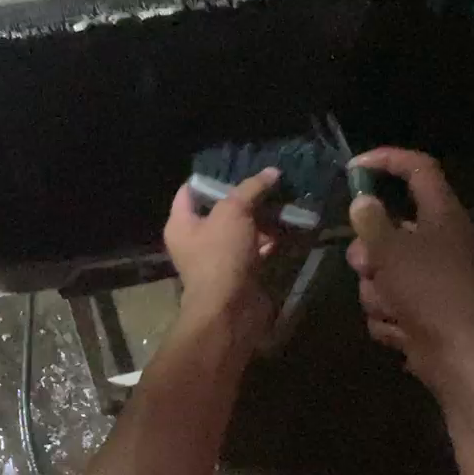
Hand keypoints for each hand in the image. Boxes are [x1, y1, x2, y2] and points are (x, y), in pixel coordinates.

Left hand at [164, 169, 280, 331]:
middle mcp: (196, 240)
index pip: (190, 190)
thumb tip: (271, 172)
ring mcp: (219, 257)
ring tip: (287, 197)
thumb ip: (250, 189)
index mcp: (181, 224)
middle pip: (221, 209)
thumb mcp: (233, 212)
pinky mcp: (241, 272)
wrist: (231, 310)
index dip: (211, 176)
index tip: (237, 164)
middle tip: (270, 180)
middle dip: (246, 196)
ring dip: (263, 217)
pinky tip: (291, 224)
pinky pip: (257, 248)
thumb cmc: (220, 255)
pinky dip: (272, 239)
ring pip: (242, 229)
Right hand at [346, 148, 473, 400]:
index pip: (418, 171)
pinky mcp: (425, 314)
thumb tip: (362, 201)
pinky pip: (390, 305)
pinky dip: (389, 320)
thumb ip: (371, 223)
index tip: (351, 168)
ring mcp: (433, 281)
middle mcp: (440, 244)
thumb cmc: (433, 296)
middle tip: (366, 266)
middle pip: (388, 230)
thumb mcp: (393, 253)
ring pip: (383, 273)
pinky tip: (400, 332)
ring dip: (377, 293)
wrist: (467, 361)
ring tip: (392, 309)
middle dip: (368, 252)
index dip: (386, 161)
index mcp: (442, 217)